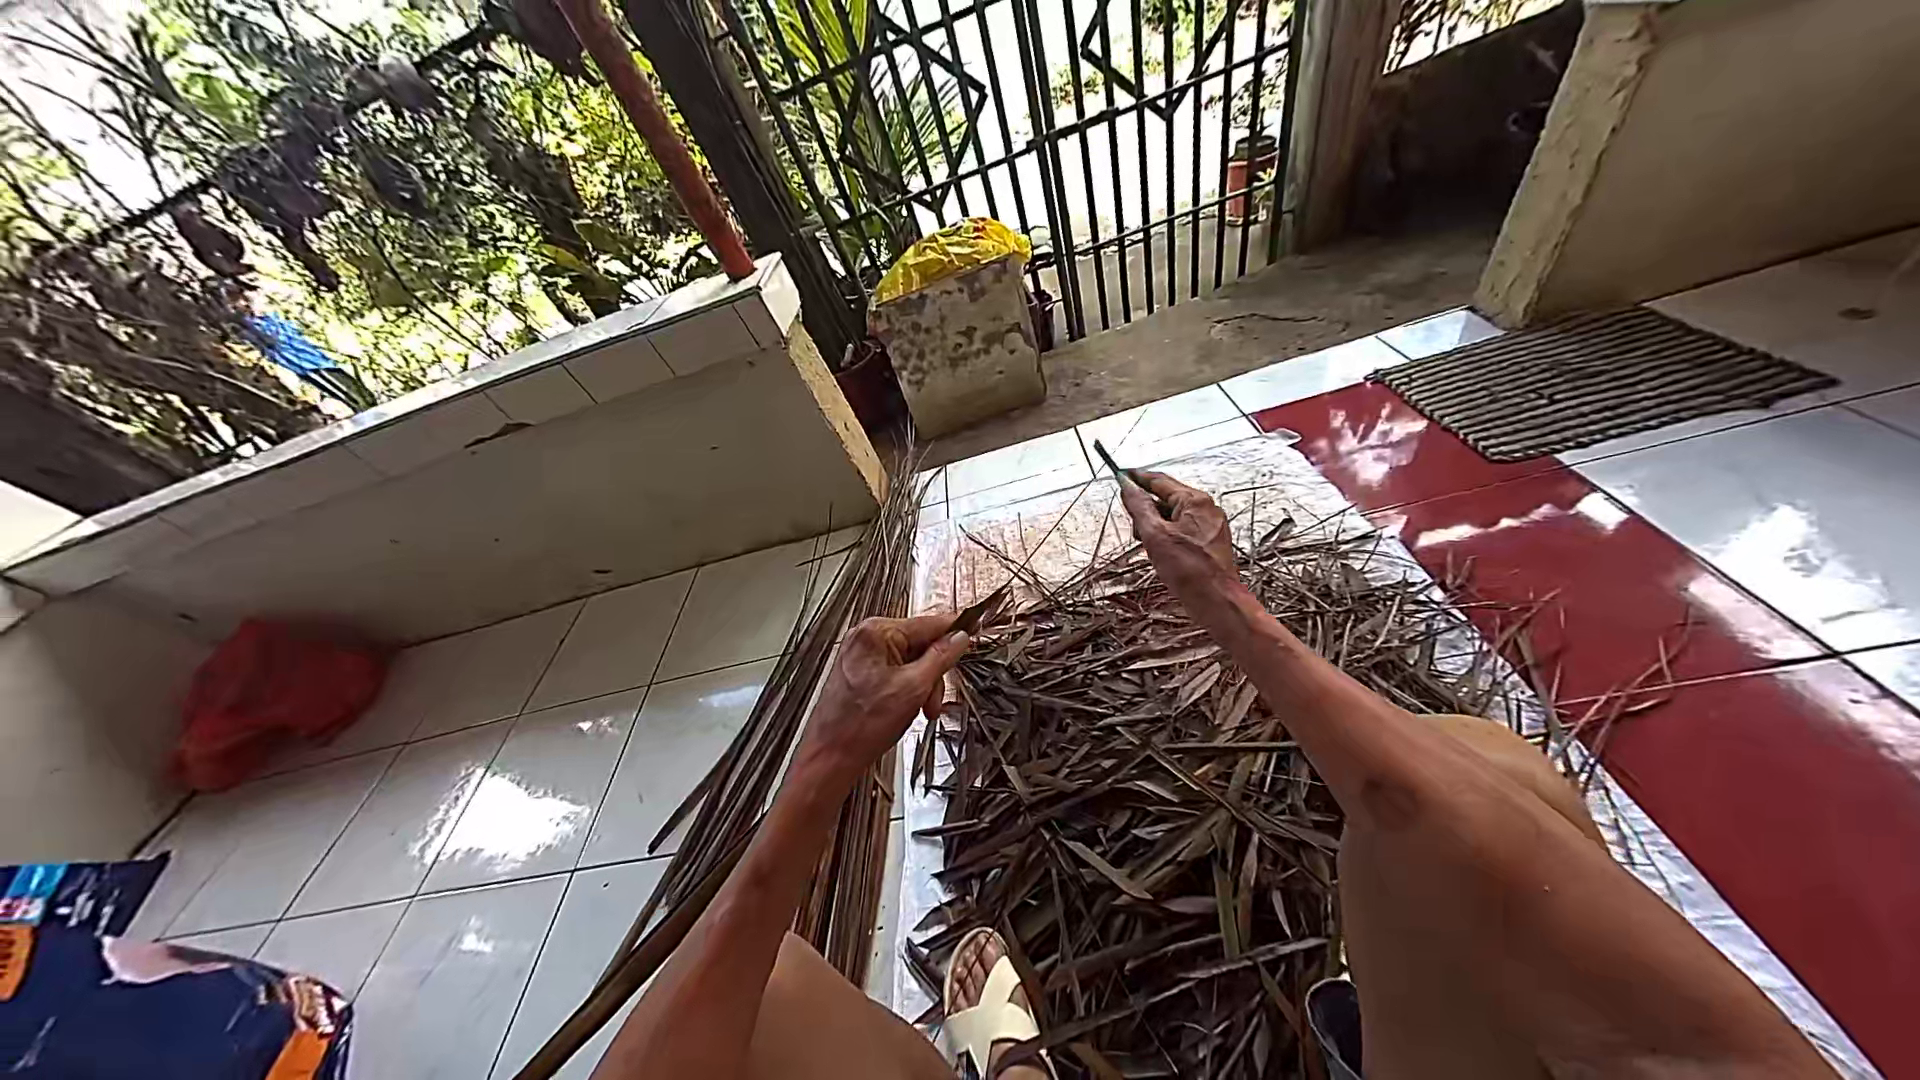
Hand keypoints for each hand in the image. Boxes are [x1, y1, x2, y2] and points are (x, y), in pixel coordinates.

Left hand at [797, 614, 970, 783]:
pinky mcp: (860, 672)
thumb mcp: (913, 688)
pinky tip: (906, 708)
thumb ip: (941, 658)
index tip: (973, 633)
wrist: (830, 757)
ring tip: (919, 710)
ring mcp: (861, 655)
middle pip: (920, 644)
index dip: (954, 632)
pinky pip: (896, 671)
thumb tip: (959, 638)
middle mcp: (865, 638)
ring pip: (910, 661)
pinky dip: (907, 689)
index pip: (927, 623)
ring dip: (922, 685)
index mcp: (875, 632)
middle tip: (933, 700)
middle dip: (933, 674)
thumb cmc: (859, 727)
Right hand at [1120, 470, 1238, 598]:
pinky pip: (1184, 529)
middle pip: (1167, 499)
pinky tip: (1163, 554)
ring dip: (1157, 526)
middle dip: (1146, 511)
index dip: (1137, 478)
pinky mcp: (1211, 541)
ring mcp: (1211, 525)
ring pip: (1174, 516)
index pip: (1160, 481)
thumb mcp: (1154, 535)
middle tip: (1135, 527)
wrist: (1216, 600)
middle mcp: (1207, 509)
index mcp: (1195, 501)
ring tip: (1152, 548)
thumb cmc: (1190, 571)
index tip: (1122, 475)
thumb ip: (1139, 507)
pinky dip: (1169, 536)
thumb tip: (1127, 487)